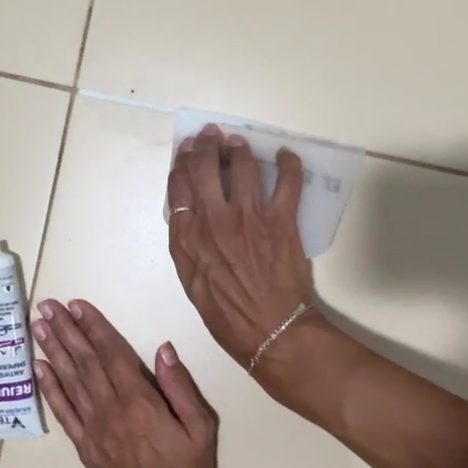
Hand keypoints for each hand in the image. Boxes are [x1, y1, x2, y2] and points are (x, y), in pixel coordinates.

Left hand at [31, 298, 217, 467]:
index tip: (77, 305)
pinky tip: (39, 368)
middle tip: (47, 306)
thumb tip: (164, 349)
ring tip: (38, 326)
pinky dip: (49, 387)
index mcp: (139, 400)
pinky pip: (62, 411)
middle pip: (84, 361)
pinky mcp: (82, 446)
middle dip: (66, 330)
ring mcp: (92, 427)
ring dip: (53, 351)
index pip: (112, 353)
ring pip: (69, 381)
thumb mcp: (200, 427)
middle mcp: (110, 408)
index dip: (94, 326)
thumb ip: (180, 386)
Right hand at [167, 125, 314, 367]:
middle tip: (211, 135)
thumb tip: (189, 220)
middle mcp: (213, 220)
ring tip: (238, 143)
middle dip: (206, 145)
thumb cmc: (228, 318)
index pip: (179, 187)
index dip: (181, 164)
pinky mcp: (281, 220)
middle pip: (204, 168)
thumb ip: (187, 247)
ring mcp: (248, 217)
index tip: (186, 151)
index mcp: (187, 239)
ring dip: (238, 148)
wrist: (270, 332)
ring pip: (241, 165)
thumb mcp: (191, 283)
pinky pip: (288, 180)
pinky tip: (286, 155)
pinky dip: (289, 163)